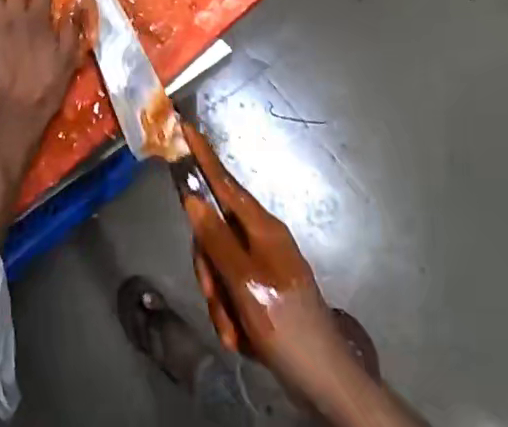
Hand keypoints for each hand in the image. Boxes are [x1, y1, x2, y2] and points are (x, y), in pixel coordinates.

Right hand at [182, 123, 425, 425]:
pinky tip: (241, 337)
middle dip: (207, 269)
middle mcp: (260, 238)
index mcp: (262, 227)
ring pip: (217, 266)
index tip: (185, 128)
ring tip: (234, 331)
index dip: (203, 156)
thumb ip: (215, 238)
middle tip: (214, 298)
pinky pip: (229, 289)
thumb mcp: (244, 281)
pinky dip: (229, 313)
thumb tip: (192, 198)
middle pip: (213, 233)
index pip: (225, 182)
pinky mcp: (260, 290)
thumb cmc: (285, 322)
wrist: (323, 379)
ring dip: (219, 300)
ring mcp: (261, 265)